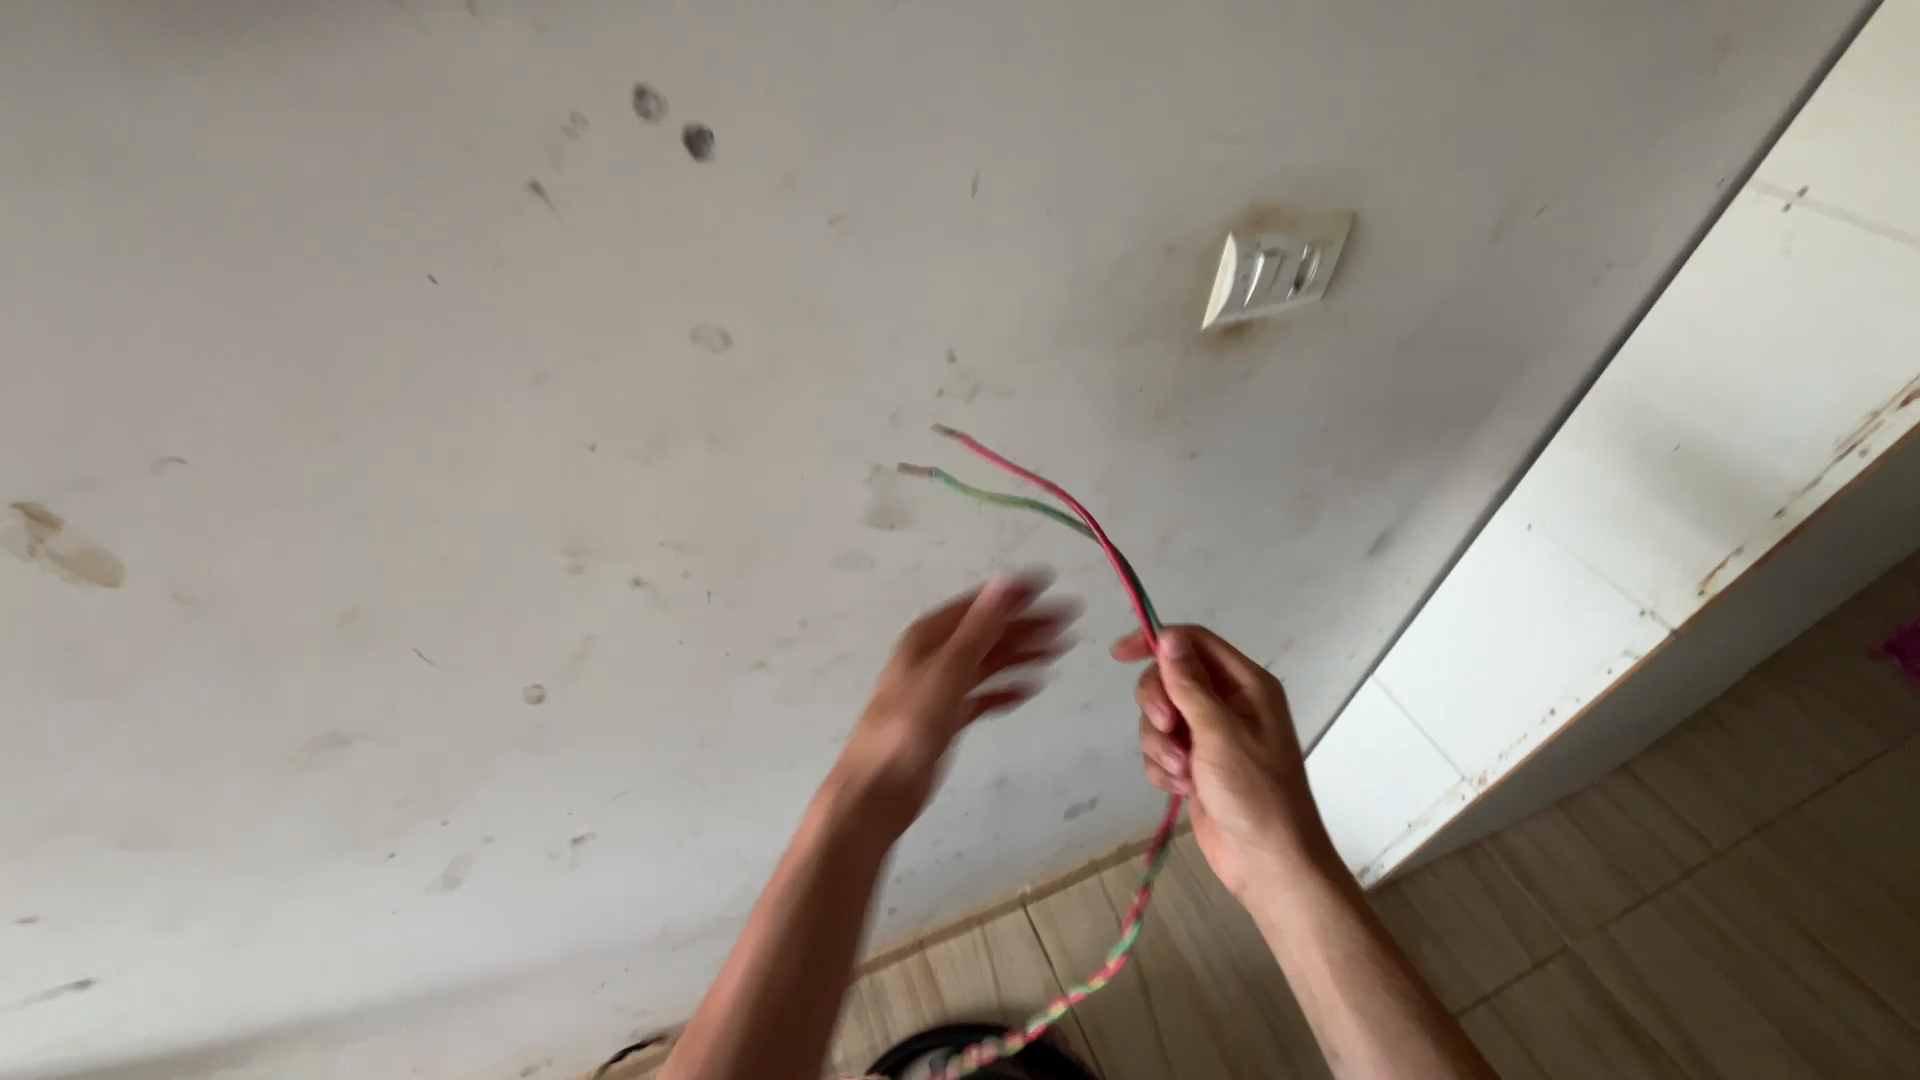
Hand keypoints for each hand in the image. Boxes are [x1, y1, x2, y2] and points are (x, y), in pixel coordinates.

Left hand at [832, 570, 1077, 836]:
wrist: (877, 791)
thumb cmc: (907, 727)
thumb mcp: (947, 672)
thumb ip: (979, 629)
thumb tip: (1005, 581)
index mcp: (929, 638)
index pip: (979, 606)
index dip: (1013, 595)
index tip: (1049, 585)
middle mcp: (934, 658)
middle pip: (987, 634)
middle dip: (1026, 626)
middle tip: (1067, 621)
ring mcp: (940, 690)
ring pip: (987, 663)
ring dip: (1021, 654)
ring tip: (1058, 650)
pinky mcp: (946, 720)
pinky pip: (982, 696)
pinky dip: (1005, 690)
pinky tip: (1028, 690)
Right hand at [1113, 625, 1332, 899]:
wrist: (1268, 863)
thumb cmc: (1255, 793)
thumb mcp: (1219, 732)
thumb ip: (1189, 684)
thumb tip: (1168, 636)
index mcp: (1245, 685)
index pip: (1193, 643)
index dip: (1156, 642)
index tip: (1120, 655)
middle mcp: (1227, 704)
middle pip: (1169, 679)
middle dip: (1157, 704)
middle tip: (1166, 728)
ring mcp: (1210, 736)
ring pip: (1160, 717)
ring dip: (1160, 744)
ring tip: (1181, 772)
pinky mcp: (1195, 765)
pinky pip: (1161, 749)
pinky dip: (1163, 767)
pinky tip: (1180, 788)